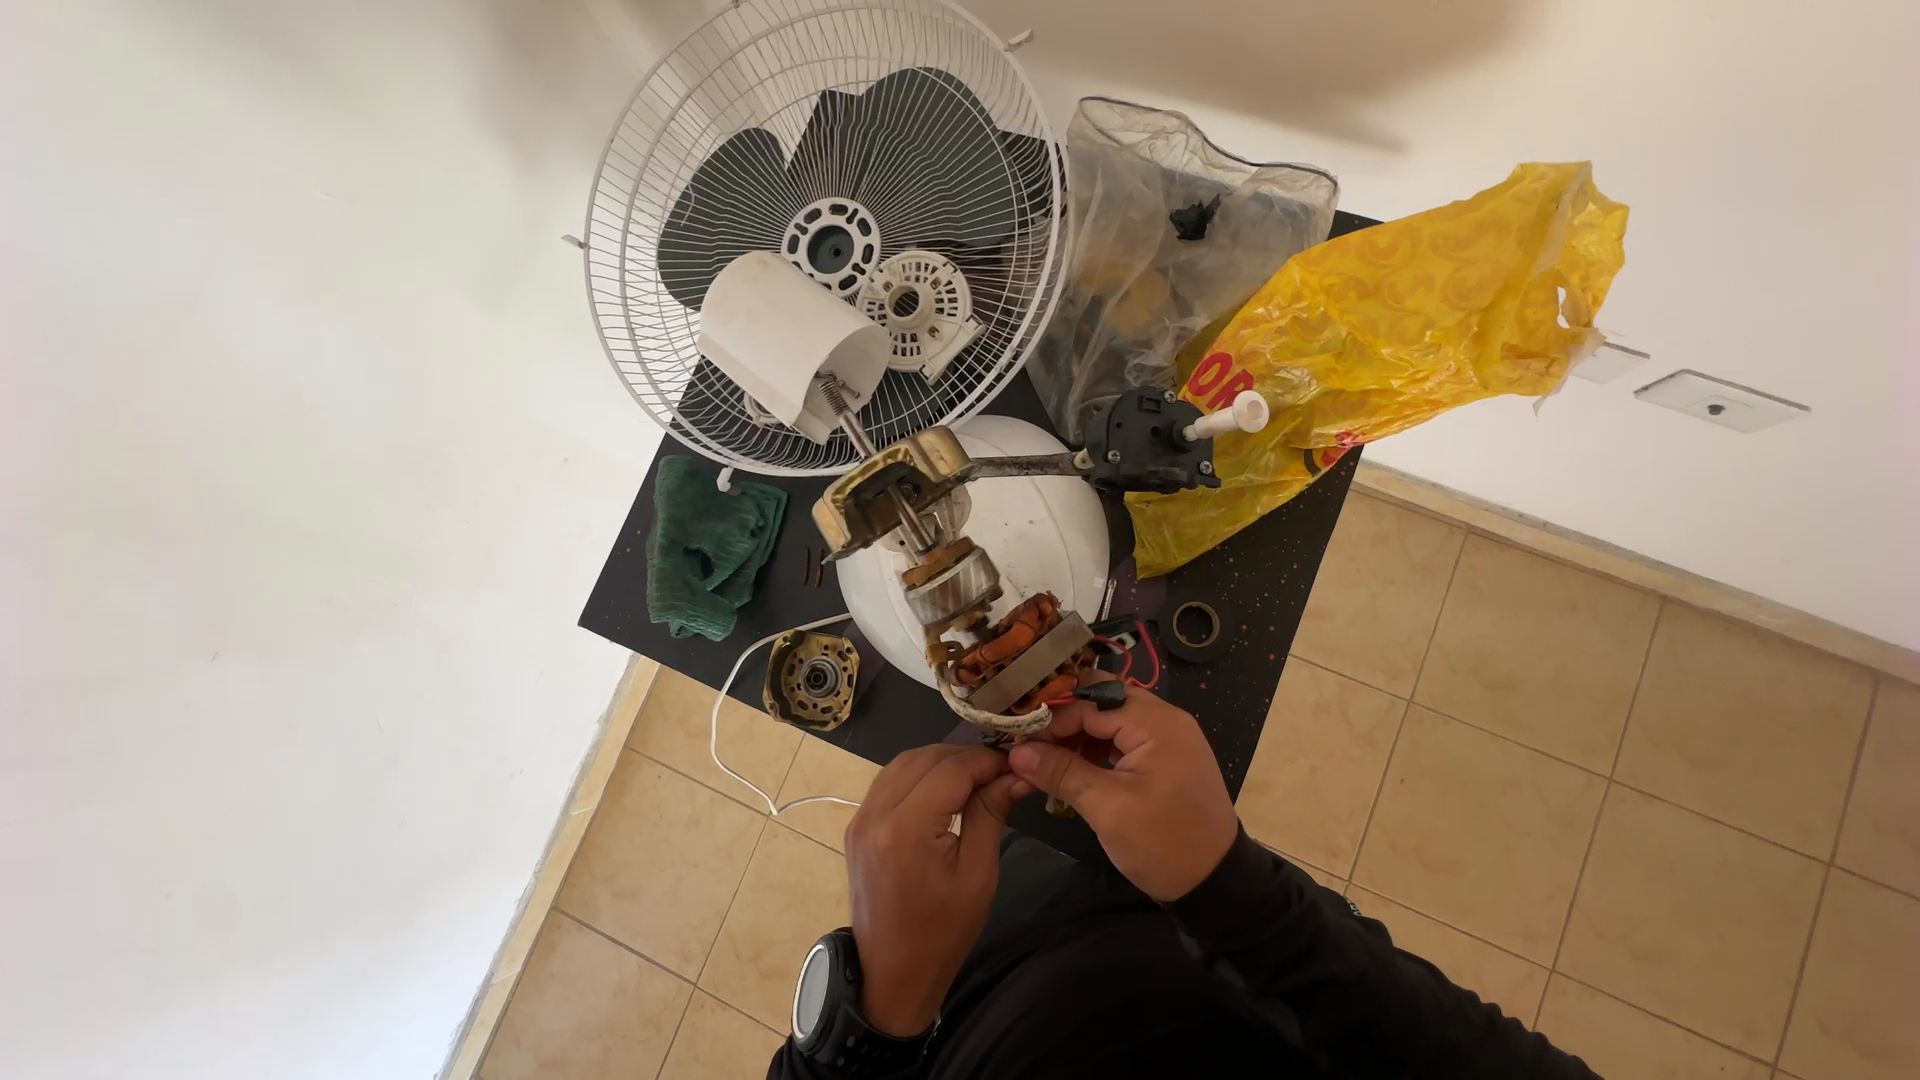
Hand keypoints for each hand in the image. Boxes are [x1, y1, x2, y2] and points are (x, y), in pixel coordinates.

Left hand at [843, 744, 1020, 1036]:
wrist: (891, 974)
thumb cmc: (942, 932)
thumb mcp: (978, 875)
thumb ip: (991, 814)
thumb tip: (1018, 774)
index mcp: (905, 828)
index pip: (951, 769)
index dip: (986, 760)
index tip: (1015, 763)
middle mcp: (876, 813)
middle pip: (926, 758)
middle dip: (966, 757)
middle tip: (999, 770)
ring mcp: (860, 817)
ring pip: (904, 762)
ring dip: (941, 761)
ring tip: (975, 777)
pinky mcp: (857, 824)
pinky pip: (889, 780)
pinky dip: (918, 774)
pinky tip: (943, 788)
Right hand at [1007, 676, 1238, 901]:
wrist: (1217, 884)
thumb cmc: (1162, 843)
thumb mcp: (1106, 808)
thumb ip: (1061, 772)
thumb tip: (1016, 752)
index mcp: (1156, 722)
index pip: (1090, 702)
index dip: (1052, 718)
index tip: (1018, 737)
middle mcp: (1164, 718)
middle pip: (1103, 698)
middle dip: (1063, 715)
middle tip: (1029, 734)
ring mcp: (1168, 736)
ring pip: (1112, 716)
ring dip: (1078, 730)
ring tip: (1043, 752)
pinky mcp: (1166, 755)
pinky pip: (1124, 736)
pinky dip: (1096, 745)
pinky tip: (1070, 763)